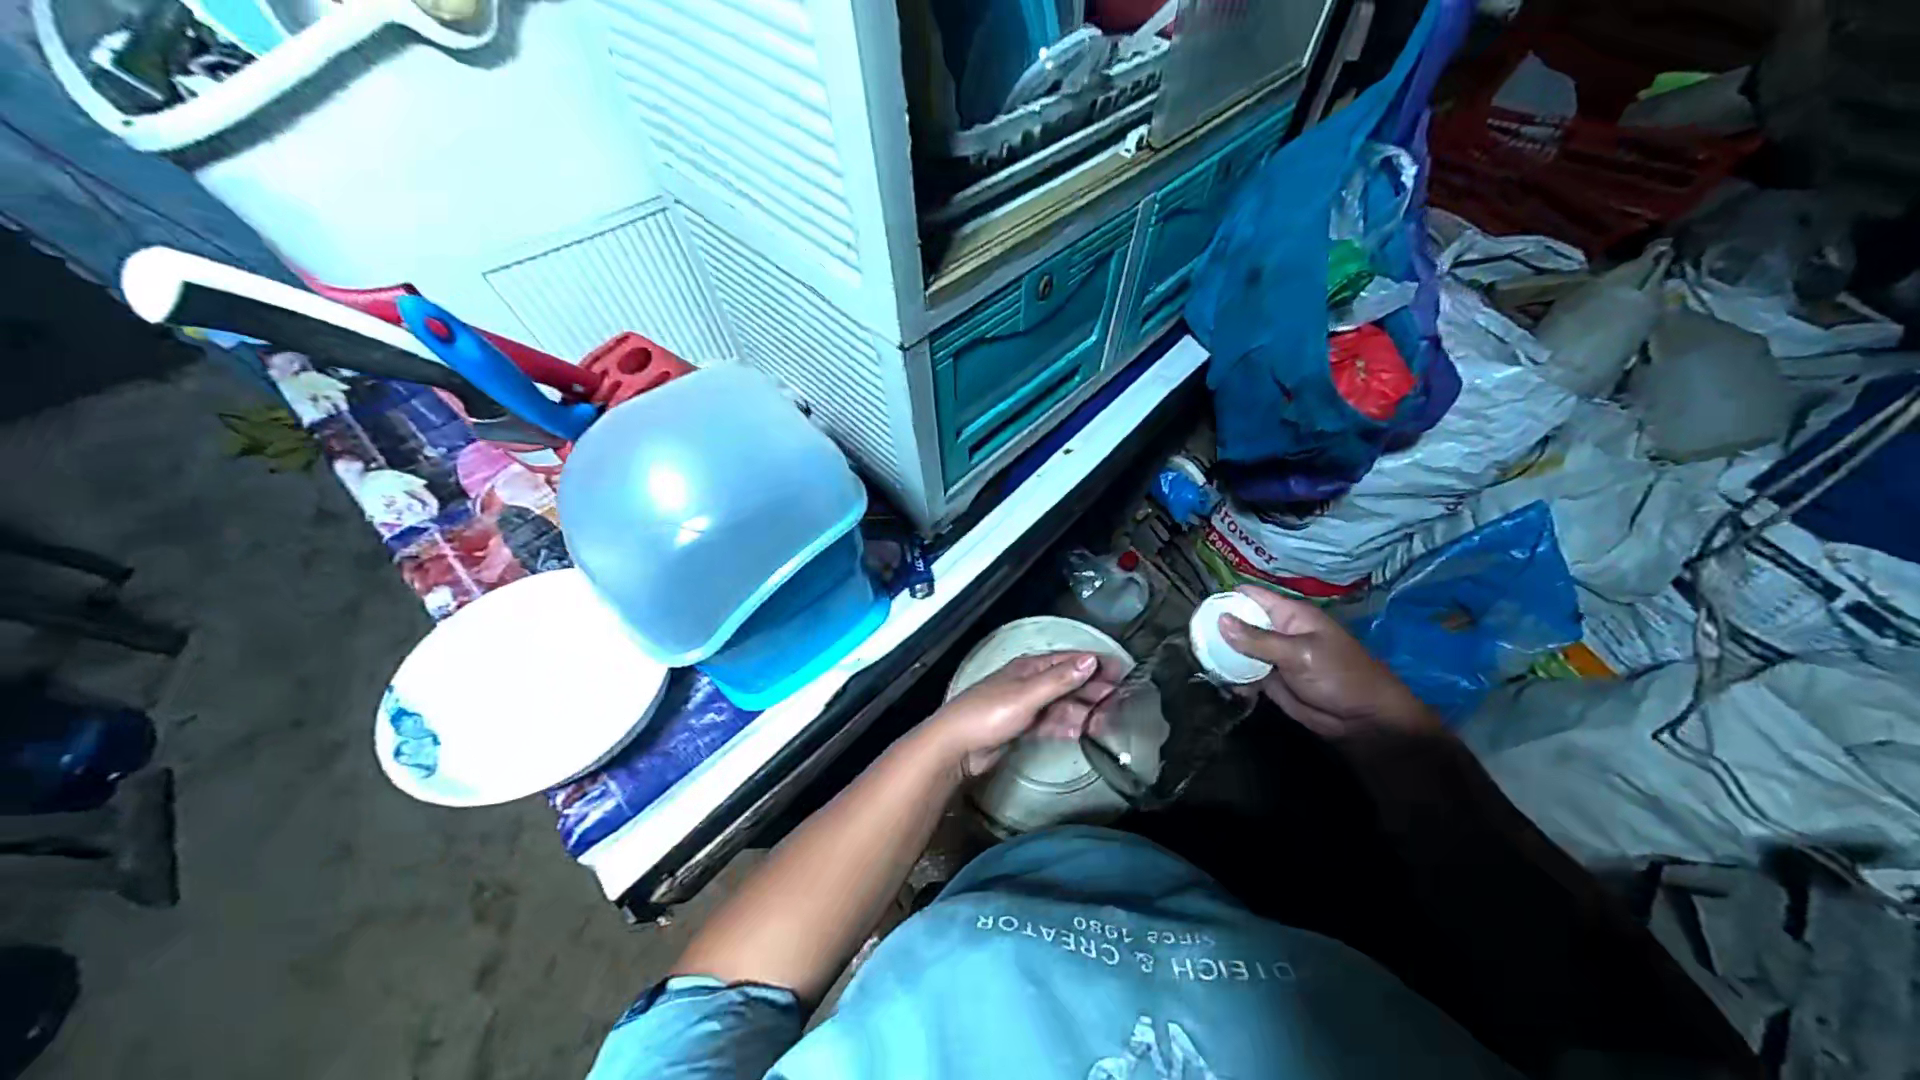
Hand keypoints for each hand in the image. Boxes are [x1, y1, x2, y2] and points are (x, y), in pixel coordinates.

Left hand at [920, 651, 1125, 778]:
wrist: (956, 746)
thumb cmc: (988, 714)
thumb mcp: (1026, 695)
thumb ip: (1059, 680)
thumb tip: (1090, 660)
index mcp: (1029, 668)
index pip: (1069, 661)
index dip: (1095, 664)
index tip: (1122, 671)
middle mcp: (1029, 682)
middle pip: (1069, 682)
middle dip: (1094, 689)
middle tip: (1122, 699)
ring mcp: (1026, 705)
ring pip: (1063, 704)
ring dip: (1085, 709)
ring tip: (1110, 719)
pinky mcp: (1023, 727)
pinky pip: (1052, 722)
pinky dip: (1068, 725)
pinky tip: (1085, 731)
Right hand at [1216, 586, 1442, 742]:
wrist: (1364, 720)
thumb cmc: (1340, 676)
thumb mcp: (1299, 654)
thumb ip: (1258, 639)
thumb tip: (1220, 620)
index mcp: (1288, 615)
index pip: (1251, 596)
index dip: (1226, 597)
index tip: (1200, 607)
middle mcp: (1276, 631)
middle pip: (1239, 622)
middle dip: (1216, 627)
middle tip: (1191, 635)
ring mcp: (1271, 656)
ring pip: (1237, 649)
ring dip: (1220, 653)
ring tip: (1197, 657)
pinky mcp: (1269, 680)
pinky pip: (1242, 673)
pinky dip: (1230, 676)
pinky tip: (1218, 680)